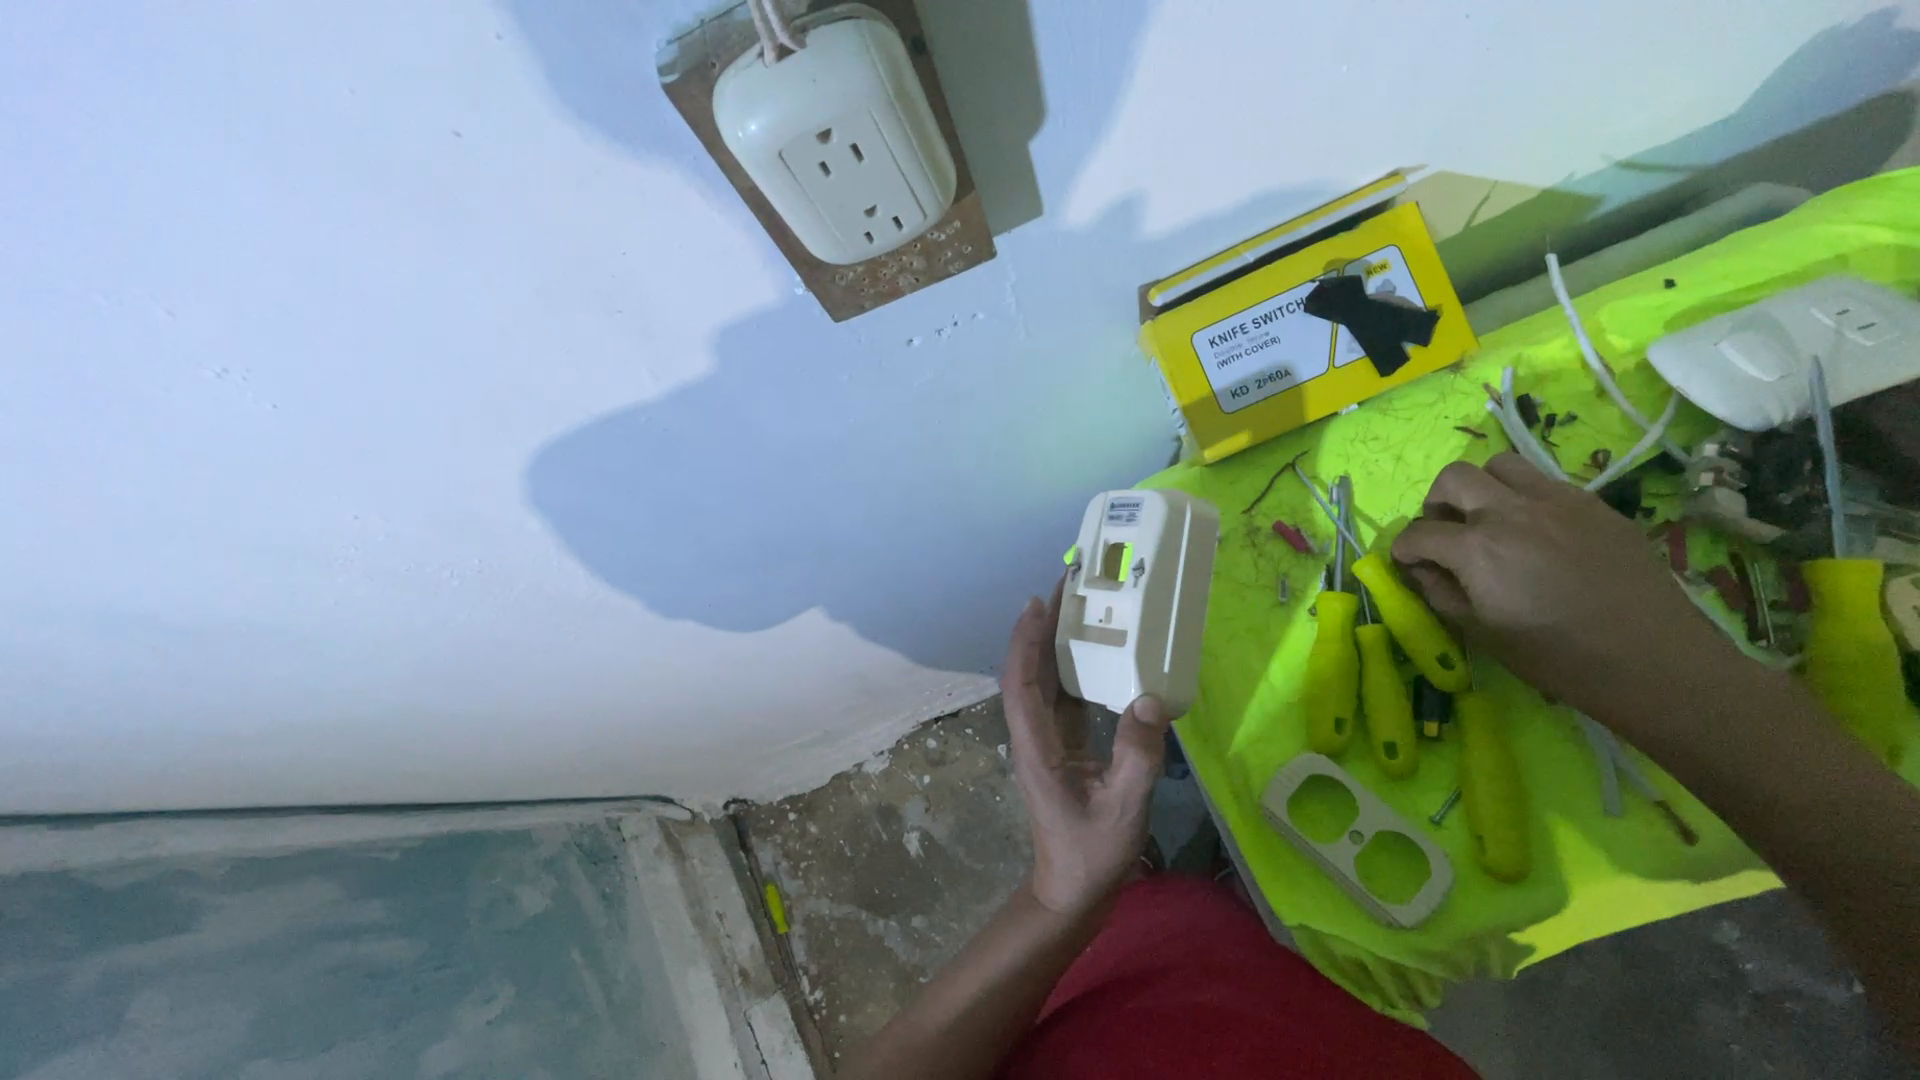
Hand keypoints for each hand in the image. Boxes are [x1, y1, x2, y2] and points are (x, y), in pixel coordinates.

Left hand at [1001, 579, 1172, 917]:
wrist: (1073, 889)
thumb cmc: (1091, 853)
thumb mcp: (1124, 808)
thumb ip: (1137, 757)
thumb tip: (1151, 700)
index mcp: (1036, 747)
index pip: (1021, 683)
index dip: (1026, 641)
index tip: (1039, 602)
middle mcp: (1033, 736)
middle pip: (1030, 672)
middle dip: (1043, 628)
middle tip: (1069, 587)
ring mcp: (1045, 741)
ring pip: (1045, 682)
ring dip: (1058, 644)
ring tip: (1084, 607)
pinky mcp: (1061, 747)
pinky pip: (1064, 698)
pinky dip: (1075, 670)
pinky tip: (1100, 654)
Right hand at [1391, 453, 1746, 722]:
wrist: (1652, 659)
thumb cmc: (1556, 657)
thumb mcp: (1480, 633)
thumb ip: (1440, 593)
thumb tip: (1420, 569)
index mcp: (1476, 549)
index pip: (1418, 532)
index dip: (1404, 549)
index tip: (1409, 563)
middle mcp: (1511, 511)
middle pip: (1454, 477)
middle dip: (1437, 502)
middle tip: (1446, 532)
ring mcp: (1557, 501)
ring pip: (1502, 465)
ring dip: (1482, 488)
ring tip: (1490, 520)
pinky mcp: (1594, 505)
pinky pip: (1546, 483)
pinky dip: (1526, 499)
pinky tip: (1538, 534)